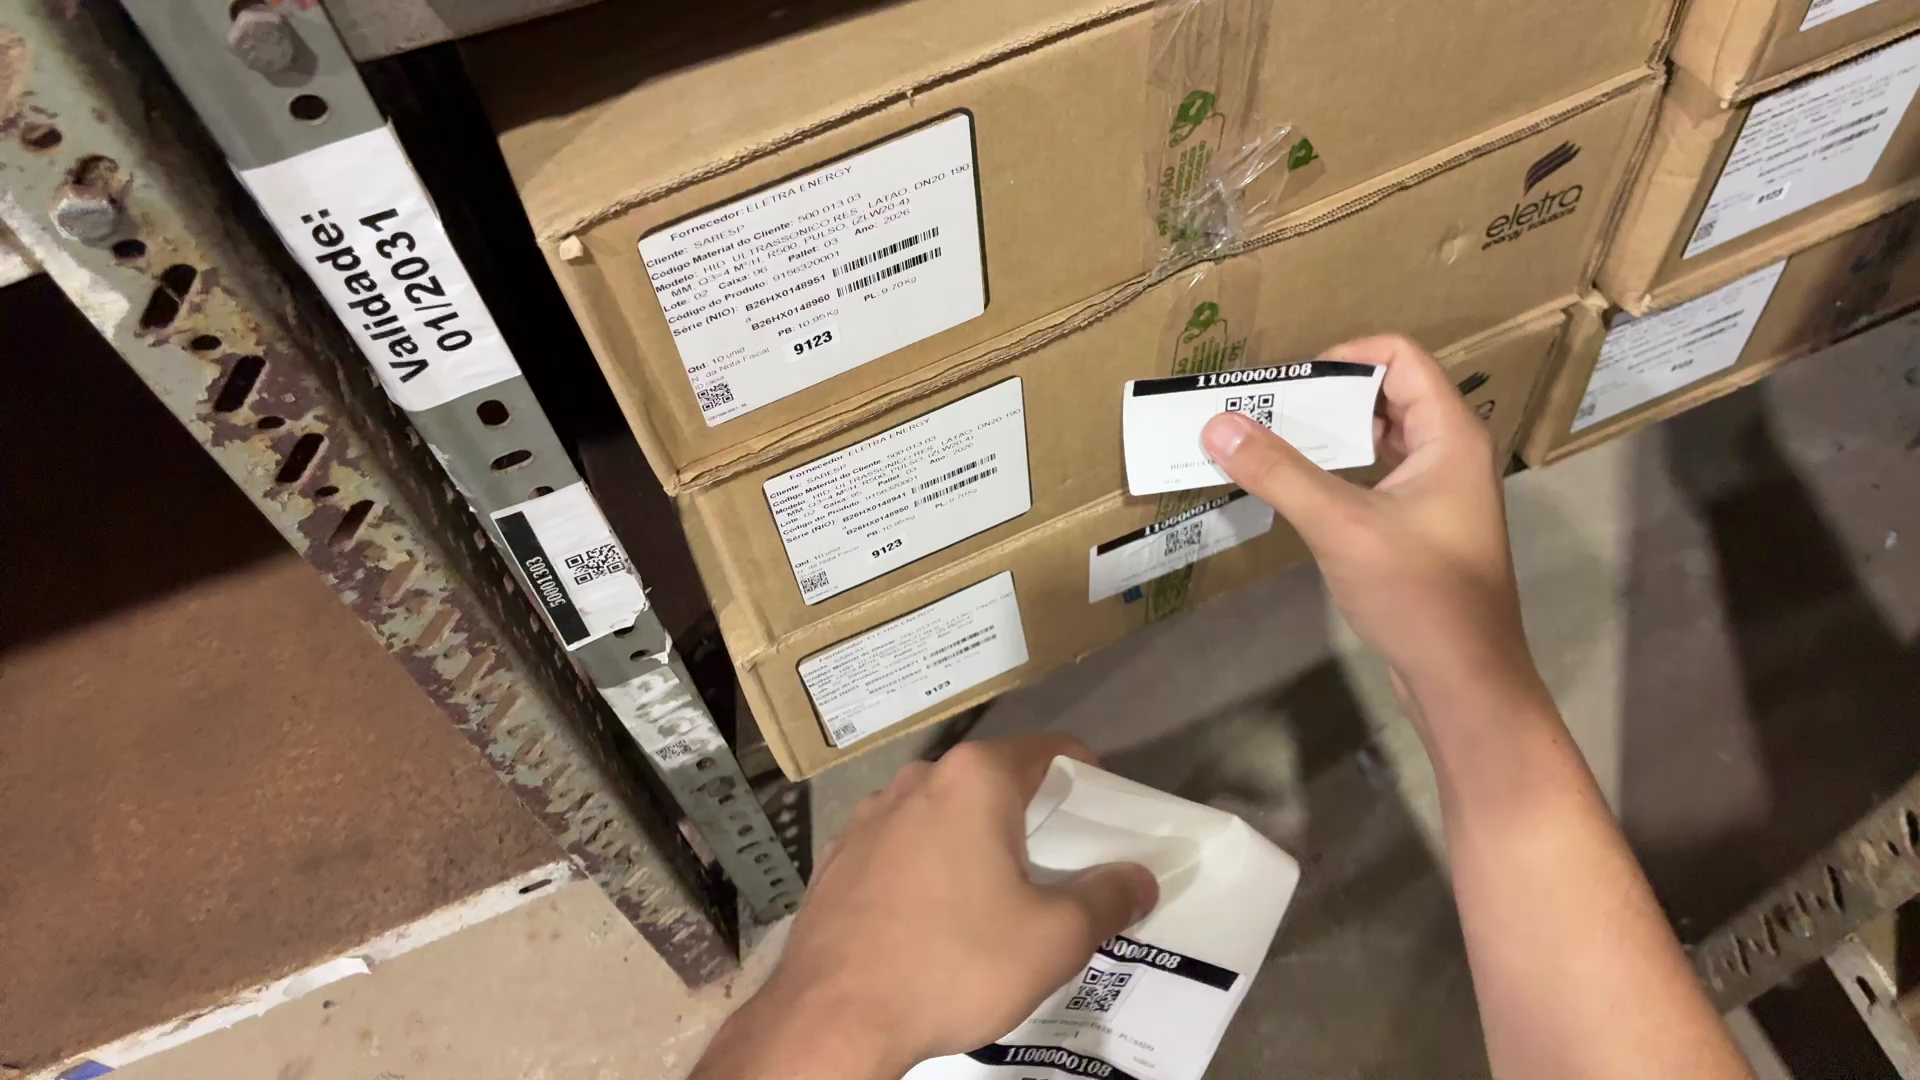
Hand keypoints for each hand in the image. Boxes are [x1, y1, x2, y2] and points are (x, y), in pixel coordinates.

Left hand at [691, 736, 1157, 1079]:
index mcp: (976, 778)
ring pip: (945, 807)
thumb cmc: (953, 960)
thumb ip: (1108, 898)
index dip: (1084, 774)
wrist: (832, 1013)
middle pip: (995, 778)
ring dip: (976, 834)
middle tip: (1057, 862)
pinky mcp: (842, 847)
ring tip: (993, 890)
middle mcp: (922, 776)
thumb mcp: (1052, 939)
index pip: (1049, 749)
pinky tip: (931, 907)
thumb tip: (1140, 878)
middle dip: (1030, 811)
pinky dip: (929, 856)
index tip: (1101, 813)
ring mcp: (873, 809)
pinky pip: (903, 837)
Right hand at [1200, 335, 1545, 713]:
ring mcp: (1431, 491)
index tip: (1284, 385)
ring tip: (1263, 445)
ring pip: (1372, 439)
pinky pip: (1366, 476)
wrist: (1461, 677)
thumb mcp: (1342, 525)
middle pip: (1381, 395)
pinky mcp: (1413, 524)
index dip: (1341, 358)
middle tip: (1259, 413)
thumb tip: (1219, 425)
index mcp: (1448, 435)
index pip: (1399, 358)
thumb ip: (1279, 472)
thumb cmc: (1417, 593)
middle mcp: (1445, 453)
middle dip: (1318, 399)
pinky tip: (1289, 489)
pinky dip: (1327, 472)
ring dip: (1319, 437)